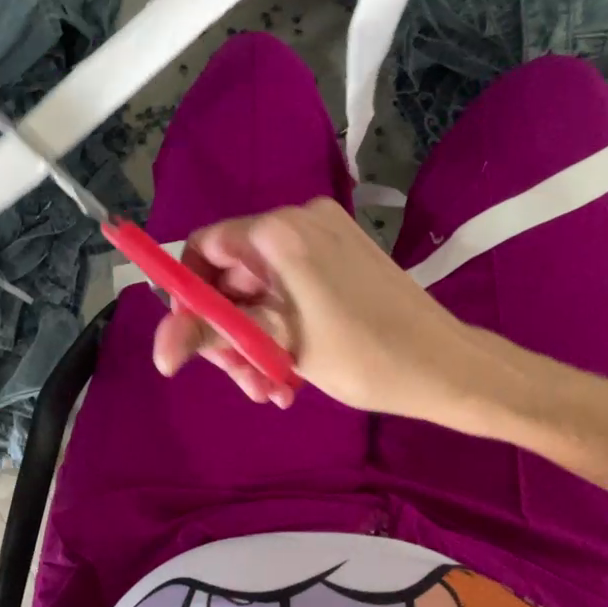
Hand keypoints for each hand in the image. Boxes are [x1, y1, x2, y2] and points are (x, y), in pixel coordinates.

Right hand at [152, 198, 491, 418]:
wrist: (448, 368)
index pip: (203, 248)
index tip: (198, 341)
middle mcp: (297, 220)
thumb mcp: (276, 346)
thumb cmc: (362, 355)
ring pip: (259, 287)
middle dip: (227, 330)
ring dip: (253, 339)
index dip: (188, 296)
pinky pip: (288, 286)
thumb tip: (159, 353)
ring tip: (267, 387)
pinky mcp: (341, 254)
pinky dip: (280, 326)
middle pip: (231, 273)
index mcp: (278, 232)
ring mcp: (323, 235)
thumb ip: (210, 336)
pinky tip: (288, 372)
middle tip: (239, 378)